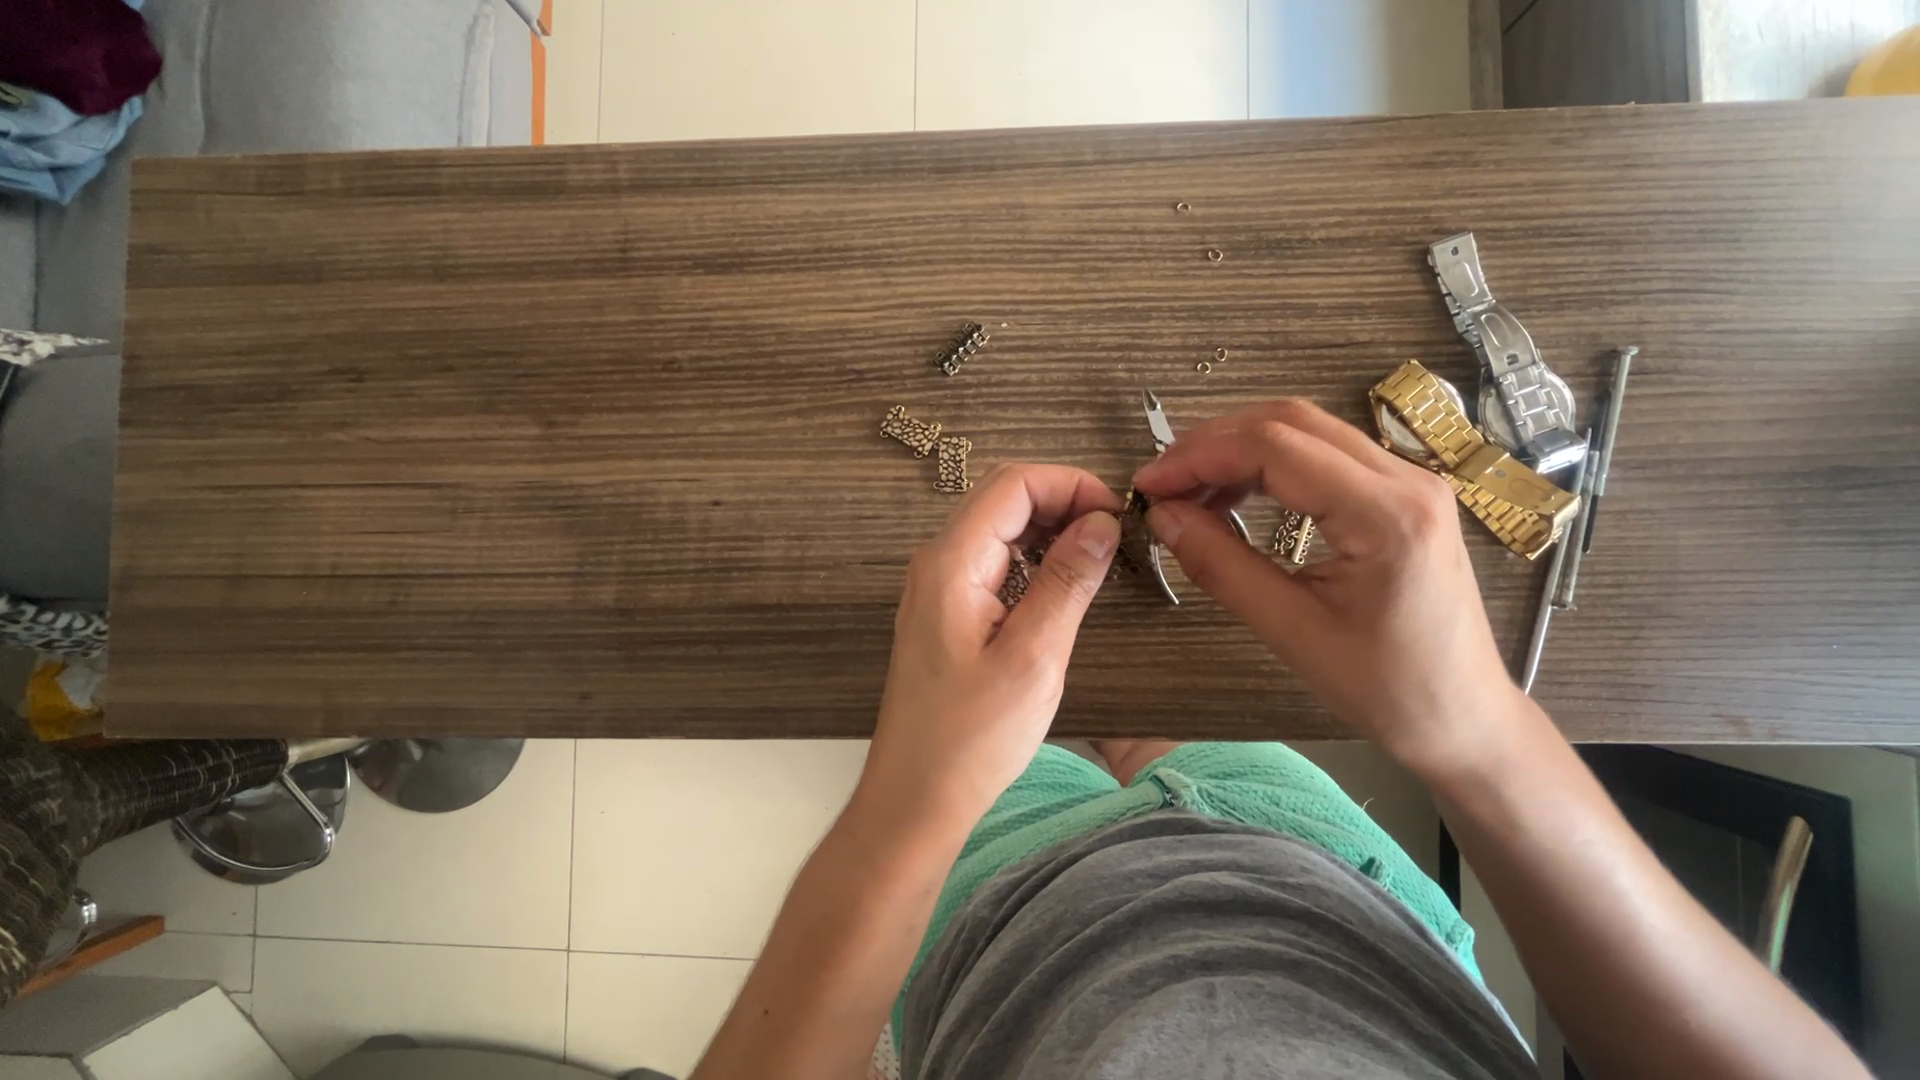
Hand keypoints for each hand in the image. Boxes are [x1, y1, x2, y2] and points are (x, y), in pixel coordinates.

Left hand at [860, 465, 1122, 826]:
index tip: (1119, 517)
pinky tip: (1065, 587)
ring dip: (1051, 531)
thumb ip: (1067, 582)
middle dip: (1064, 503)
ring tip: (1099, 561)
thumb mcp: (1033, 657)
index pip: (1013, 483)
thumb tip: (1103, 523)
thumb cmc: (971, 737)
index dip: (1071, 484)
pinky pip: (995, 563)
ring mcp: (939, 586)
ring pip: (1001, 530)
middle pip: (1005, 499)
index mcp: (951, 562)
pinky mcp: (948, 611)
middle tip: (1116, 539)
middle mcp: (938, 561)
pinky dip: (1034, 561)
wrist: (916, 795)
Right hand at [1131, 399, 1529, 777]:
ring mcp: (1410, 481)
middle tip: (1162, 482)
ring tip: (1189, 490)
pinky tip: (1234, 496)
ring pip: (1306, 431)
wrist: (1463, 716)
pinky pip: (1323, 455)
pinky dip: (1267, 465)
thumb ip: (1221, 566)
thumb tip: (1163, 516)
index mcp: (1386, 514)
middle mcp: (1407, 478)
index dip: (1200, 457)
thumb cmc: (1384, 687)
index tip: (1149, 485)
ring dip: (1238, 450)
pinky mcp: (1402, 494)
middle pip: (1291, 422)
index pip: (1276, 447)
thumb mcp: (1291, 631)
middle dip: (1213, 443)